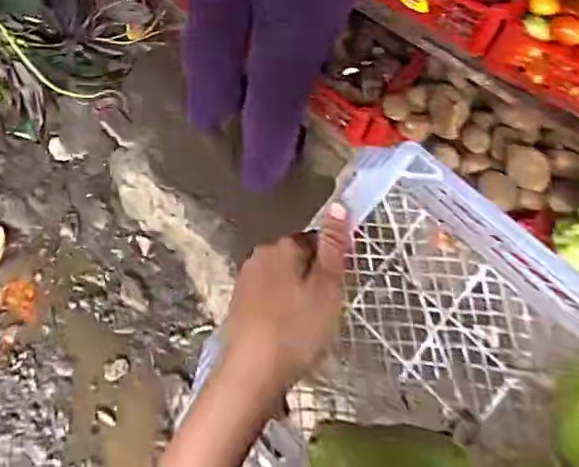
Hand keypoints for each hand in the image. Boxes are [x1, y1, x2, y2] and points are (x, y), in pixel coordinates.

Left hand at [218, 203, 352, 397]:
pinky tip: (286, 333)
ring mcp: (246, 277)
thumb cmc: (295, 330)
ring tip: (308, 327)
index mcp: (283, 246)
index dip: (332, 264)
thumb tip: (338, 205)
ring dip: (296, 294)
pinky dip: (279, 309)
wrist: (250, 372)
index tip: (340, 290)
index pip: (315, 241)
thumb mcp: (326, 289)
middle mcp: (261, 253)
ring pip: (282, 278)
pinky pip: (268, 296)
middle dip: (313, 279)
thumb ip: (333, 248)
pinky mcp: (238, 301)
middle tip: (326, 312)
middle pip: (297, 258)